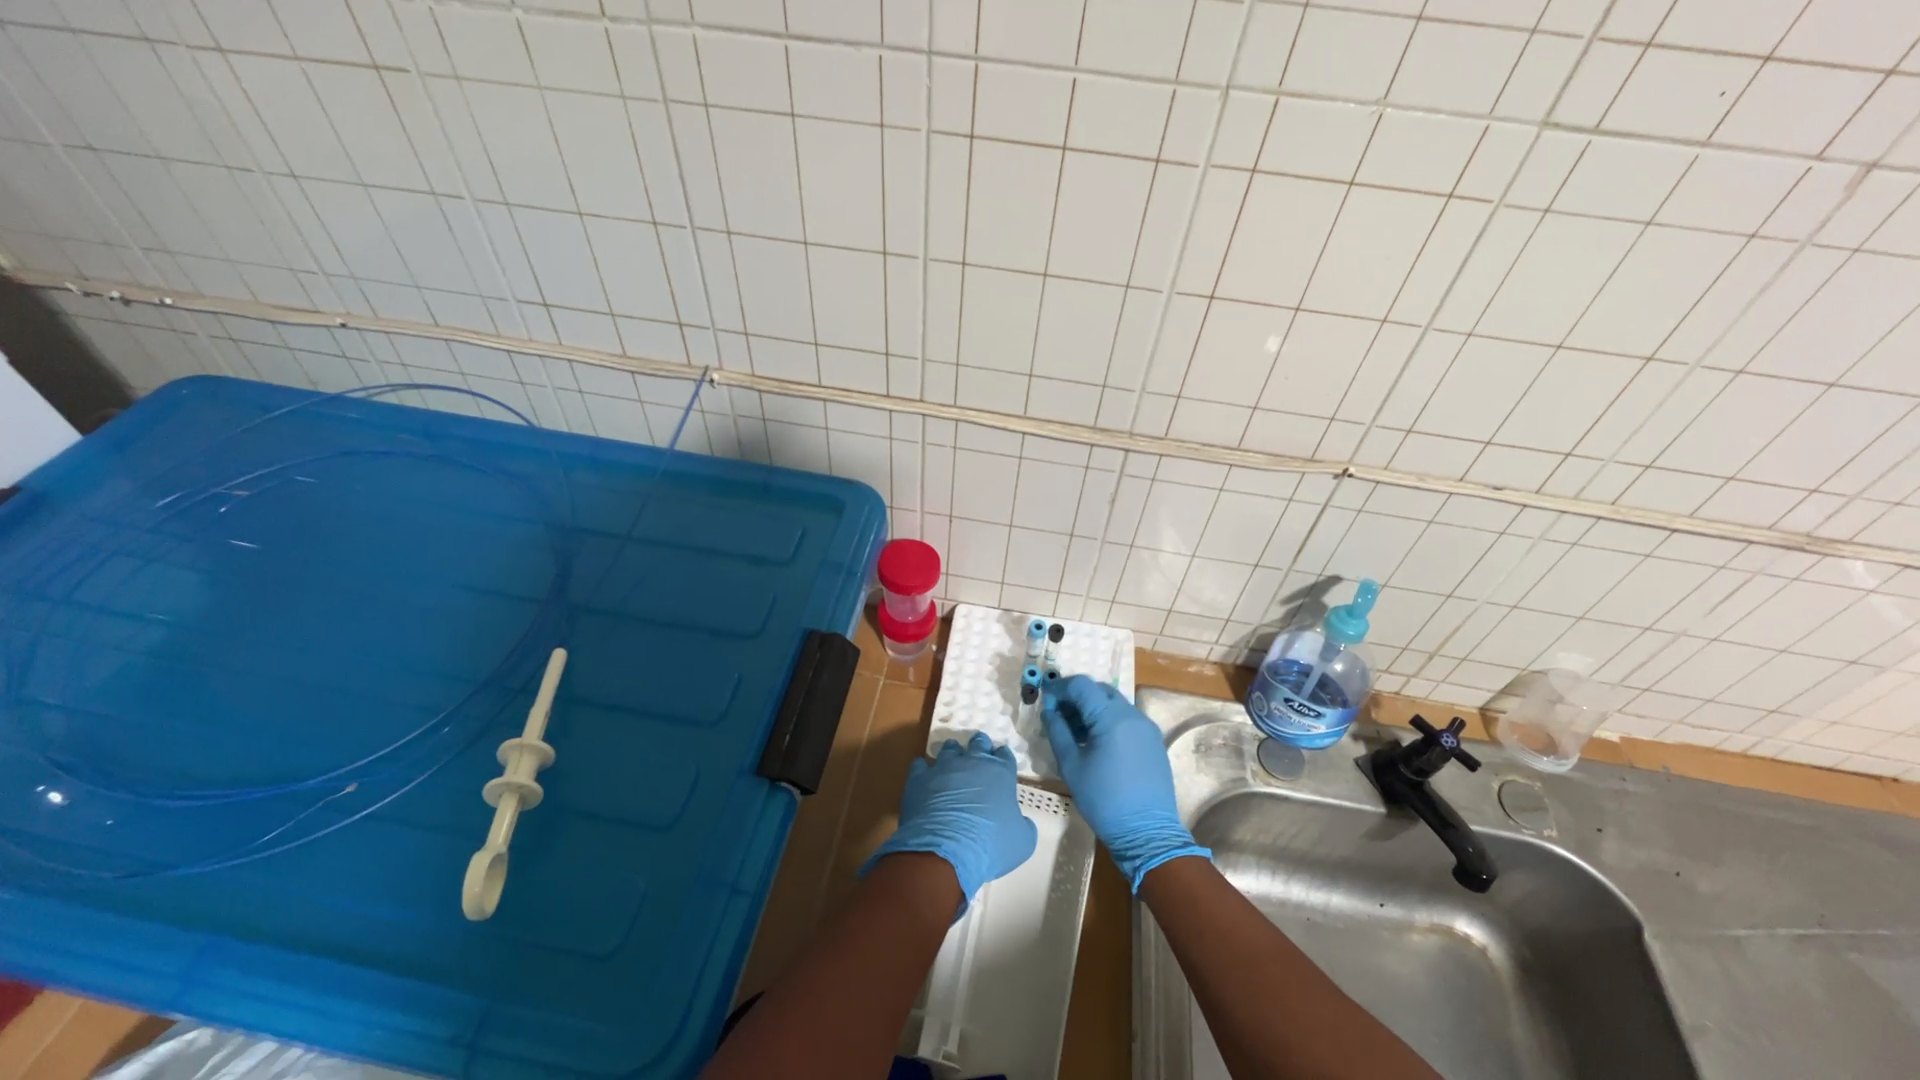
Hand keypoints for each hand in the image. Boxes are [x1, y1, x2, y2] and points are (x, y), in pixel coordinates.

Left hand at [861, 734, 1037, 913]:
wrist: (944, 851)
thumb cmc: (990, 845)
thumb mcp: (1022, 842)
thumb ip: (1023, 825)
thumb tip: (1020, 822)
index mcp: (1000, 773)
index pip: (1004, 755)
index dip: (1002, 759)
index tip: (1001, 765)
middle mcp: (972, 762)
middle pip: (978, 743)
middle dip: (979, 747)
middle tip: (978, 756)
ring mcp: (943, 768)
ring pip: (949, 749)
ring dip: (952, 754)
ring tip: (952, 763)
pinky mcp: (919, 779)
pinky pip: (920, 765)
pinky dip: (924, 770)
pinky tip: (925, 778)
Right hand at [1042, 675, 1208, 891]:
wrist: (1146, 832)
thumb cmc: (1103, 799)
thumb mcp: (1071, 765)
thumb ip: (1058, 732)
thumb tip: (1049, 711)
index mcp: (1112, 718)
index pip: (1082, 686)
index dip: (1060, 686)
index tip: (1045, 696)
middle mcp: (1133, 715)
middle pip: (1100, 691)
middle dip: (1076, 696)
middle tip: (1057, 714)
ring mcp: (1147, 728)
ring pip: (1115, 704)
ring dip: (1093, 708)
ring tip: (1074, 730)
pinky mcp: (1154, 742)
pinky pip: (1127, 720)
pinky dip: (1108, 720)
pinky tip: (1096, 742)